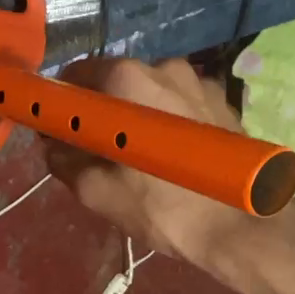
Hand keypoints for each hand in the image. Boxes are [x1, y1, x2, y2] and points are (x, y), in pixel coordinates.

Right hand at [45, 58, 253, 267]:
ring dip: (133, 117)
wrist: (241, 226)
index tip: (56, 130)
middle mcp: (164, 67)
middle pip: (114, 83)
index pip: (75, 77)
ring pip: (148, 94)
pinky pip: (177, 105)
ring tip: (132, 157)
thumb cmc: (162, 207)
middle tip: (92, 149)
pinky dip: (163, 123)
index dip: (61, 104)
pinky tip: (166, 157)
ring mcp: (199, 81)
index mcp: (127, 81)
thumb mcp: (97, 192)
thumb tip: (53, 146)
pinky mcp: (222, 101)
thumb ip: (65, 162)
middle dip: (99, 111)